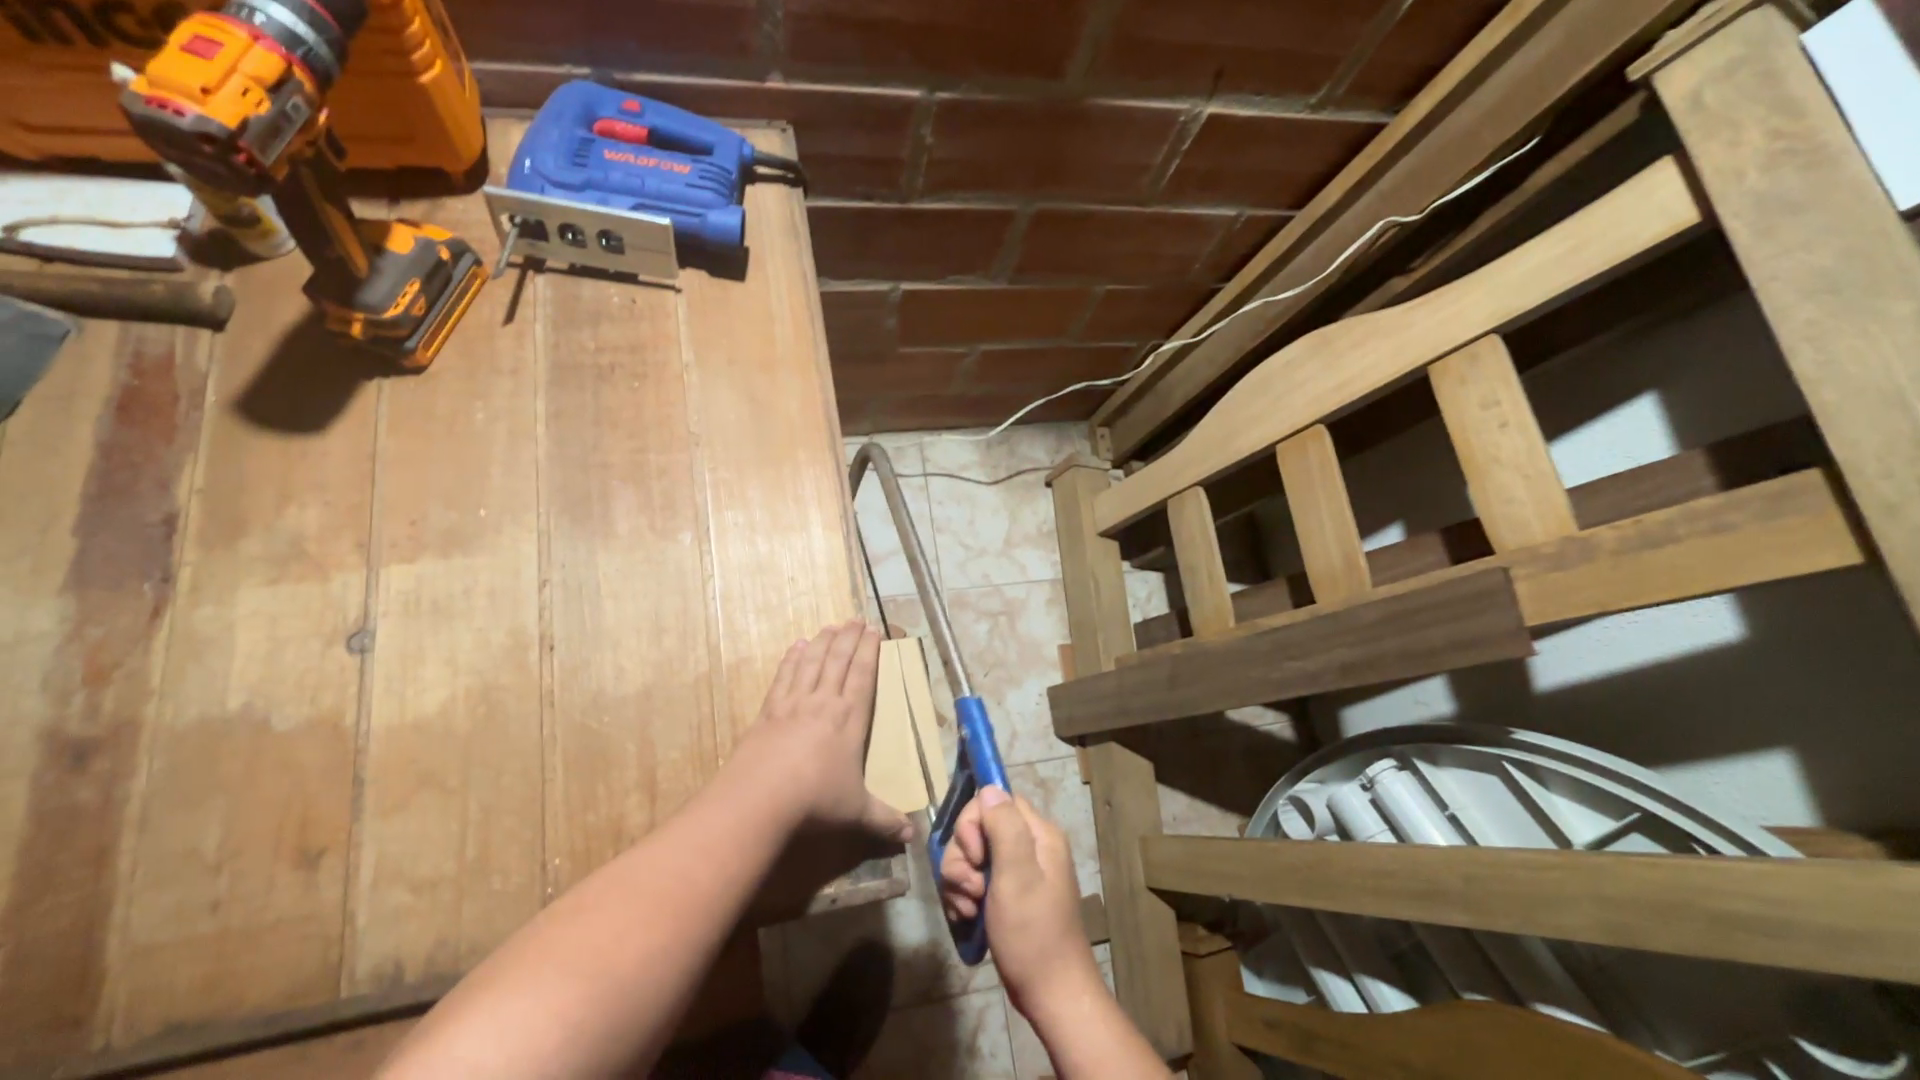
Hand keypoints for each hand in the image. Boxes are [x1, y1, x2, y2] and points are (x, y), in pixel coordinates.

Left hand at [725, 621, 912, 843]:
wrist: (761, 798)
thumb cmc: (816, 800)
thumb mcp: (856, 811)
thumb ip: (884, 820)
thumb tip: (911, 836)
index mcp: (850, 720)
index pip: (863, 676)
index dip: (869, 651)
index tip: (874, 630)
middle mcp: (823, 703)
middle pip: (838, 661)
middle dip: (849, 638)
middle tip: (856, 618)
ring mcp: (793, 704)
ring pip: (811, 663)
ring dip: (823, 642)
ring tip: (831, 626)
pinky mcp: (768, 711)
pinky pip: (784, 677)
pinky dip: (792, 659)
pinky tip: (796, 647)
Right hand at [939, 787, 1102, 1010]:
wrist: (1049, 991)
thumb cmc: (1033, 933)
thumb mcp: (1016, 876)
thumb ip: (1004, 827)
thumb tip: (989, 787)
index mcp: (1039, 835)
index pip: (996, 801)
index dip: (974, 823)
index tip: (975, 855)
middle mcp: (1030, 847)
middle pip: (978, 829)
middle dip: (963, 858)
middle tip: (971, 888)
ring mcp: (1017, 874)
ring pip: (971, 857)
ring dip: (960, 882)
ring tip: (969, 909)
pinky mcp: (1006, 897)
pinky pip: (973, 882)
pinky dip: (964, 898)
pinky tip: (967, 918)